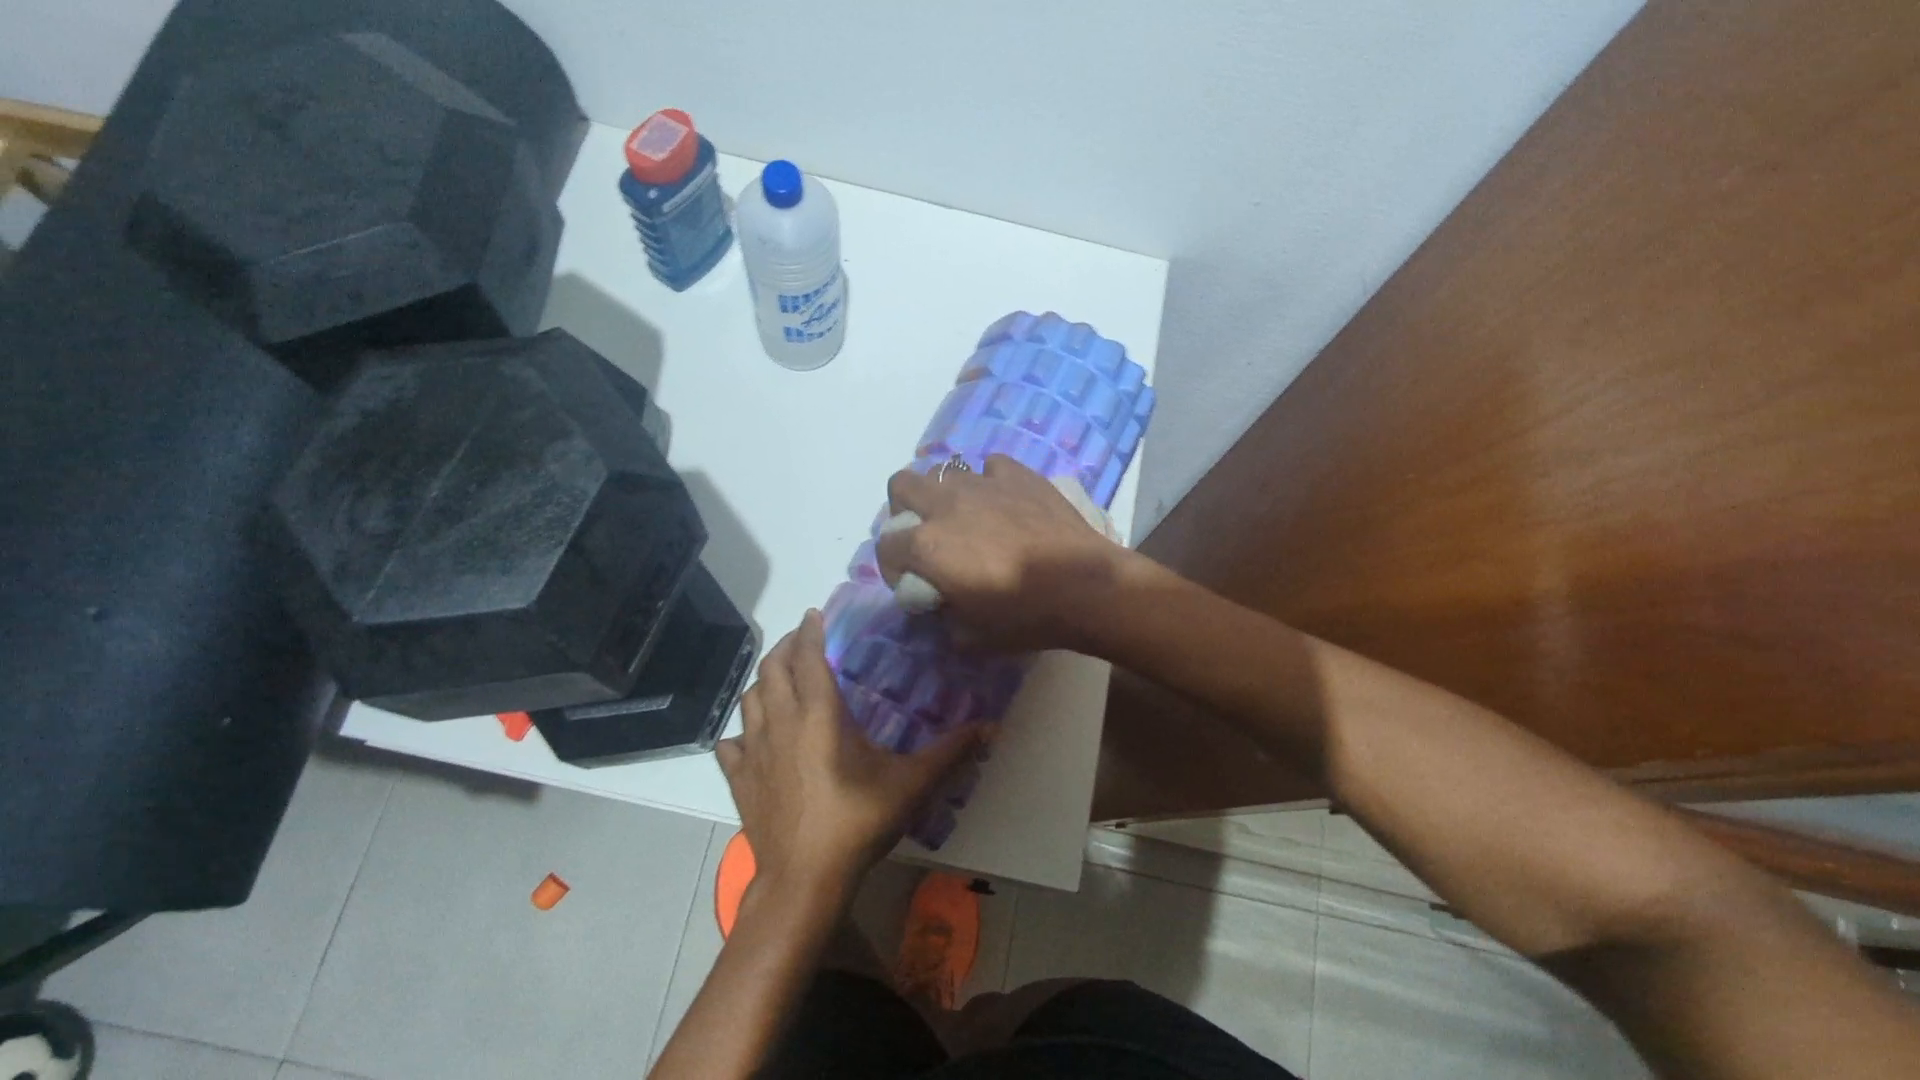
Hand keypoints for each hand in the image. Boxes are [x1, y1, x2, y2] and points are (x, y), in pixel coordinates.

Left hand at [716, 610, 992, 900]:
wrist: (805, 878)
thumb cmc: (858, 822)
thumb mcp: (911, 785)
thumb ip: (949, 752)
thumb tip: (990, 727)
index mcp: (819, 714)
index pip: (808, 656)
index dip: (810, 631)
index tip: (815, 614)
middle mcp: (781, 722)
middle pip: (771, 669)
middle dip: (783, 648)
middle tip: (800, 642)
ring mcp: (754, 751)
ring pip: (749, 700)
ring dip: (763, 683)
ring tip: (778, 681)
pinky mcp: (739, 780)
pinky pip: (732, 744)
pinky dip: (741, 732)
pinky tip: (749, 739)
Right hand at [877, 455, 1134, 652]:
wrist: (1086, 587)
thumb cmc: (1025, 617)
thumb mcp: (970, 637)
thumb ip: (942, 617)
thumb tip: (940, 606)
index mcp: (926, 545)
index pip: (886, 546)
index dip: (894, 567)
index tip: (914, 583)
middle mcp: (946, 504)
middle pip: (901, 486)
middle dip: (905, 510)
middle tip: (927, 535)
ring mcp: (984, 483)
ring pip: (945, 471)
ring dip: (946, 494)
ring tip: (968, 518)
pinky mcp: (1019, 474)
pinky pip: (991, 467)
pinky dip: (990, 483)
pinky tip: (1004, 503)